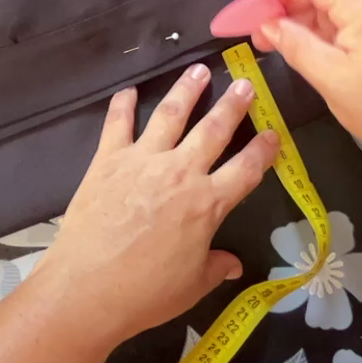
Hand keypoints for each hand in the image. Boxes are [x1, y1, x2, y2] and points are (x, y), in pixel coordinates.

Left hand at [31, 65, 278, 350]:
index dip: (263, 150)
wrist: (88, 286)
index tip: (273, 132)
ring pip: (170, 114)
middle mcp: (179, 172)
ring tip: (198, 70)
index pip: (246, 170)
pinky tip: (128, 91)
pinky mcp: (108, 158)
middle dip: (232, 104)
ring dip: (186, 89)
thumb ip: (215, 267)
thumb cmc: (146, 292)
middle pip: (213, 130)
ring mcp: (143, 159)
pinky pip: (118, 123)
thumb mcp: (192, 286)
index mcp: (207, 204)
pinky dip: (123, 104)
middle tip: (244, 82)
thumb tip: (234, 264)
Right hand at [248, 0, 361, 163]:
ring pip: (332, 6)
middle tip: (260, 32)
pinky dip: (320, 31)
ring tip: (276, 44)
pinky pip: (345, 23)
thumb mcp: (332, 80)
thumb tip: (267, 24)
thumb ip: (296, 46)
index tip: (254, 12)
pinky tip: (304, 50)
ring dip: (301, 19)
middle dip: (286, 4)